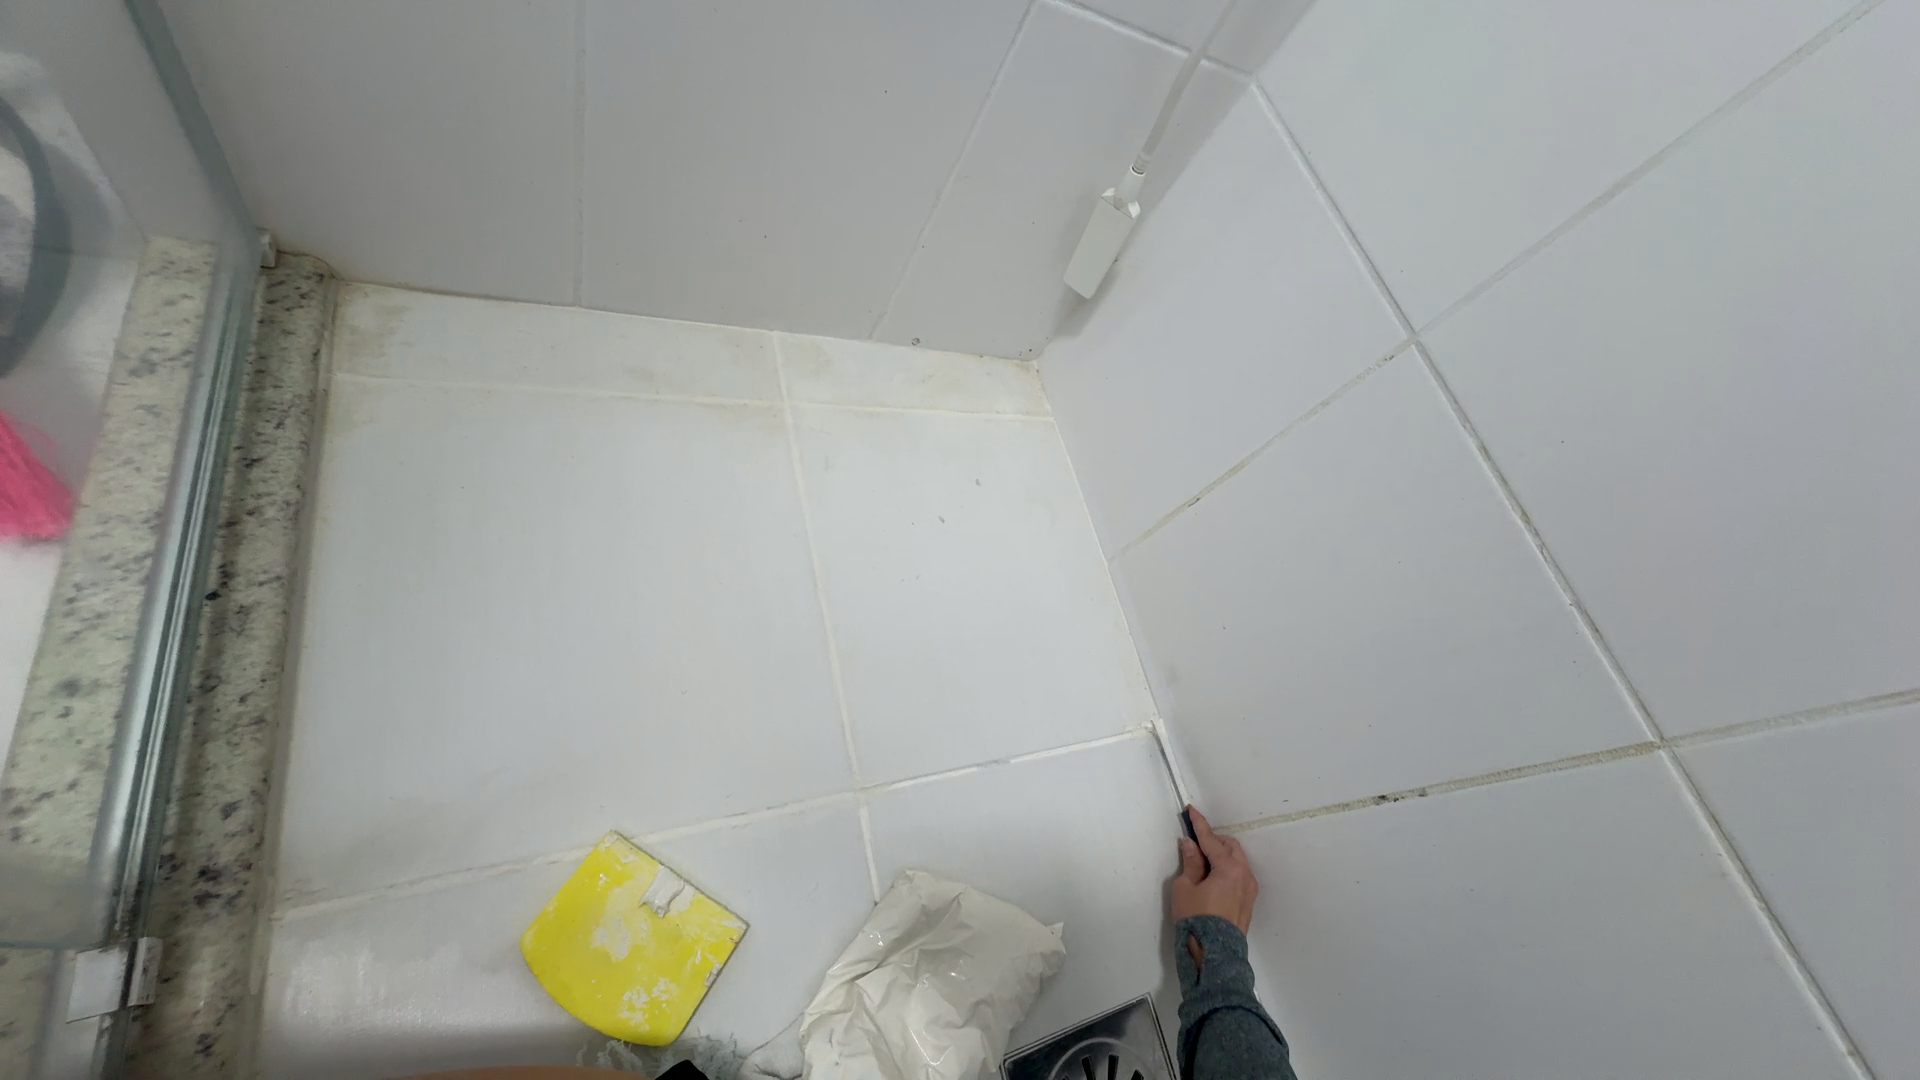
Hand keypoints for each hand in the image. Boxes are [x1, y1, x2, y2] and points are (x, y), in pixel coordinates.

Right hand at [1172, 805, 1257, 967]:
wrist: (1214, 956)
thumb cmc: (1196, 919)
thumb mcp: (1185, 888)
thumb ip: (1190, 862)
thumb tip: (1190, 845)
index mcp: (1228, 868)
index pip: (1211, 839)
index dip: (1199, 824)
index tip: (1190, 810)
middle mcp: (1244, 875)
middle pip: (1230, 846)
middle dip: (1213, 840)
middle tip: (1195, 844)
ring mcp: (1250, 890)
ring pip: (1237, 860)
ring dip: (1221, 855)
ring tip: (1202, 863)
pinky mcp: (1249, 902)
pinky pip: (1239, 874)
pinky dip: (1227, 868)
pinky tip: (1212, 877)